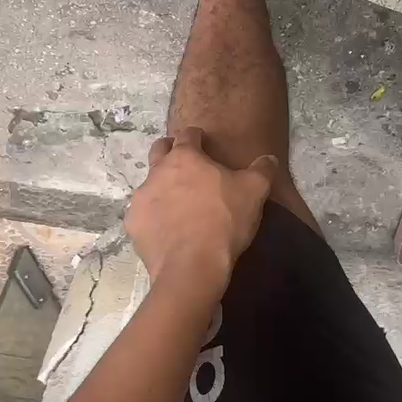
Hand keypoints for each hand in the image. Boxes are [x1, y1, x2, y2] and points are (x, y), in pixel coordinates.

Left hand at [124, 127, 276, 293]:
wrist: (192, 267)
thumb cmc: (224, 220)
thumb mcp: (254, 191)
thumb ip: (262, 170)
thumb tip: (268, 159)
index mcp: (185, 157)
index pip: (188, 134)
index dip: (197, 136)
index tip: (204, 142)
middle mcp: (158, 172)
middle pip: (158, 150)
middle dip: (170, 151)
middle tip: (186, 165)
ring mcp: (141, 199)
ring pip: (149, 184)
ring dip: (162, 187)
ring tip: (178, 203)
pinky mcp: (134, 225)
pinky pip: (143, 214)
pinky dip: (154, 216)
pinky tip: (167, 229)